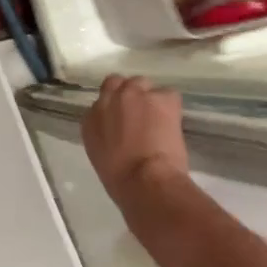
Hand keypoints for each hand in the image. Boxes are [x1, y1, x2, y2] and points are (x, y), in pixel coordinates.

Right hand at [82, 75, 187, 200]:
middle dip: (129, 95)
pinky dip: (172, 107)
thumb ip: (105, 137)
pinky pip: (169, 95)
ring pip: (143, 84)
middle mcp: (108, 100)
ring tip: (161, 118)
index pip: (101, 103)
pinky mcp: (160, 98)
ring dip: (150, 98)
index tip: (125, 122)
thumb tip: (118, 136)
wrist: (144, 181)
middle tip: (142, 113)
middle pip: (118, 84)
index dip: (115, 110)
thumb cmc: (121, 182)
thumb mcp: (101, 156)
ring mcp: (133, 95)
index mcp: (90, 119)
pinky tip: (175, 123)